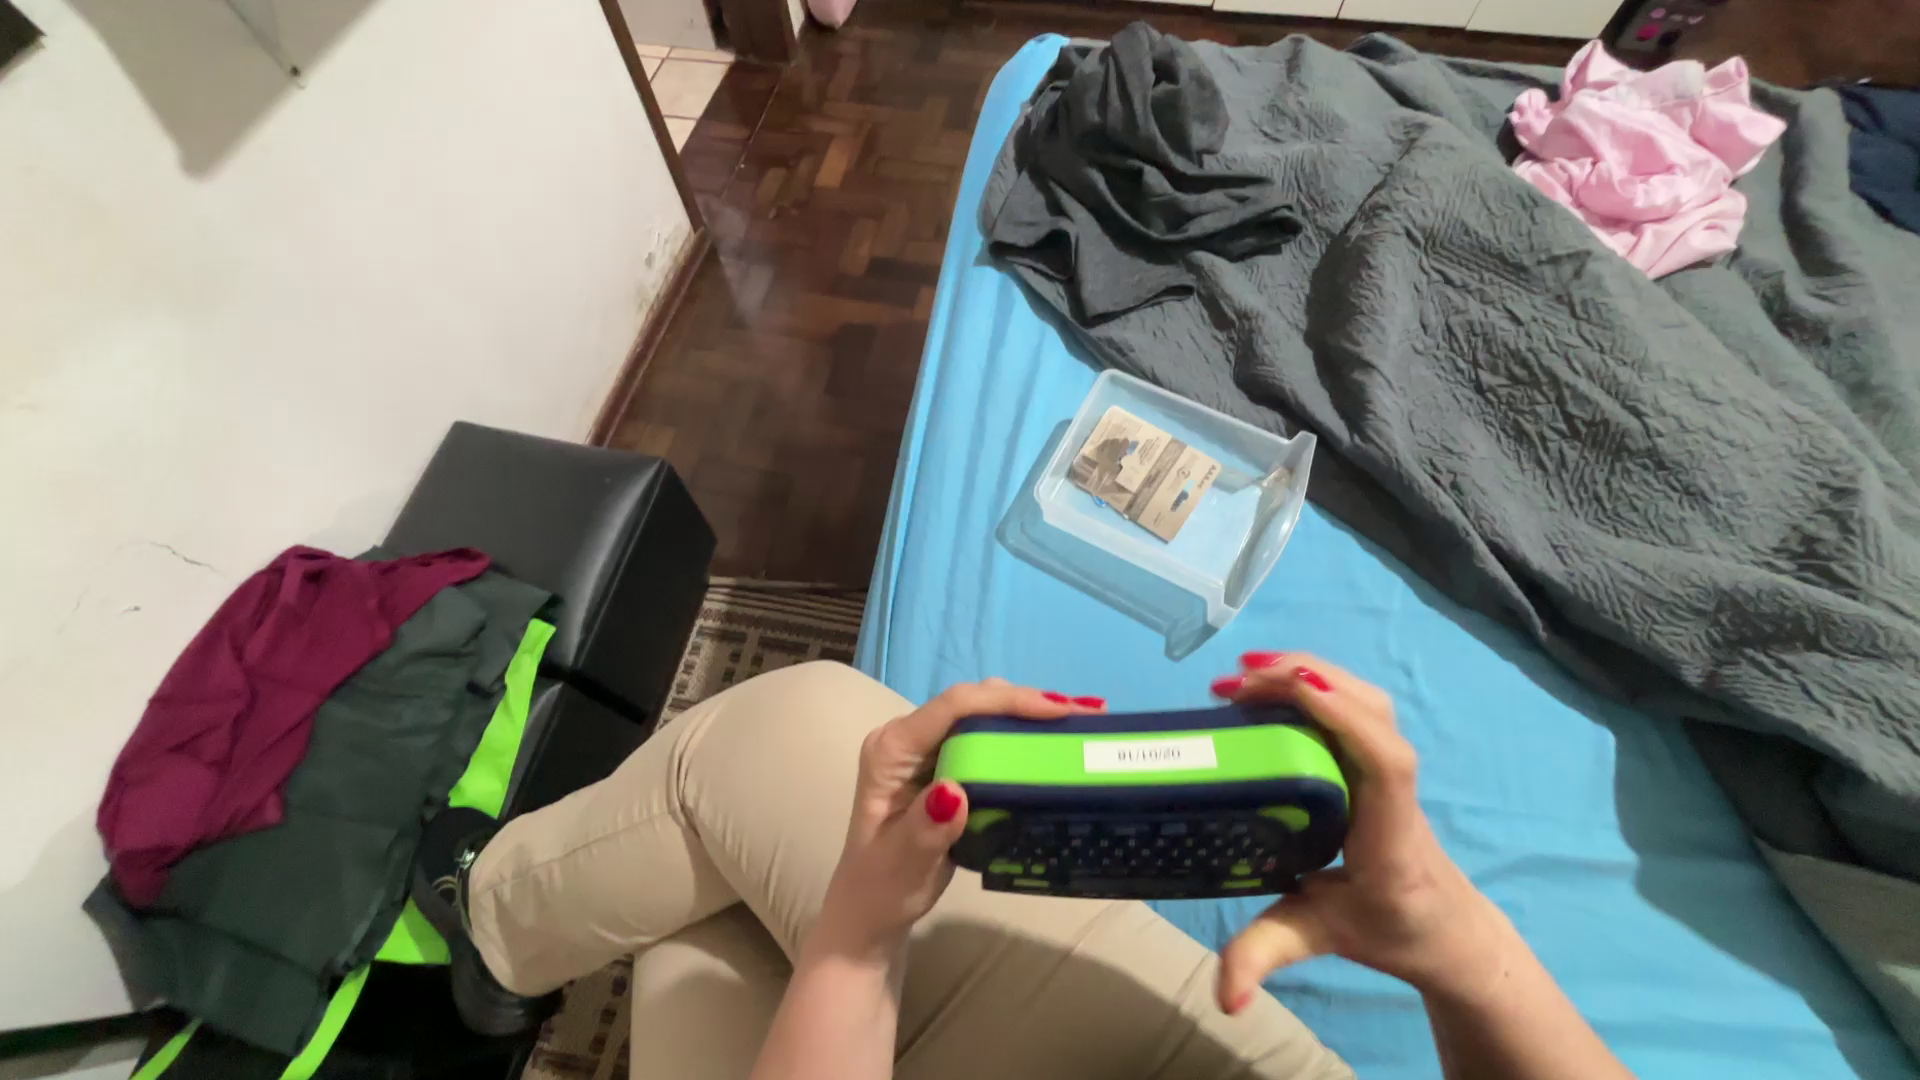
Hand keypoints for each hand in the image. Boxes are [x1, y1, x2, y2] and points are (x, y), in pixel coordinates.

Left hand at [812, 680, 1106, 960]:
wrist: (871, 910)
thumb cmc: (882, 889)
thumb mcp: (902, 864)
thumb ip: (925, 828)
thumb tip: (955, 790)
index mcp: (891, 749)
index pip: (951, 707)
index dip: (1005, 702)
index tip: (1057, 711)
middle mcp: (907, 736)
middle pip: (970, 701)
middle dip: (1025, 701)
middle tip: (1082, 713)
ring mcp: (924, 747)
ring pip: (980, 711)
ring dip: (1027, 712)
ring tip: (1078, 718)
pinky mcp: (942, 760)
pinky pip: (983, 733)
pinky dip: (1019, 731)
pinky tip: (1051, 736)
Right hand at [1210, 654, 1512, 1011]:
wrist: (1449, 927)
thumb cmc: (1389, 928)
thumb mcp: (1319, 937)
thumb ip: (1267, 957)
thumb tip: (1223, 999)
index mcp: (1390, 832)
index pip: (1386, 762)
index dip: (1345, 720)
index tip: (1291, 694)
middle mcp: (1397, 787)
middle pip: (1372, 710)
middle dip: (1306, 681)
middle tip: (1235, 683)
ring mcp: (1390, 765)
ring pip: (1364, 698)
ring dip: (1307, 673)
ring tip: (1245, 674)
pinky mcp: (1374, 755)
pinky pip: (1352, 705)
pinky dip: (1313, 682)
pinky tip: (1271, 685)